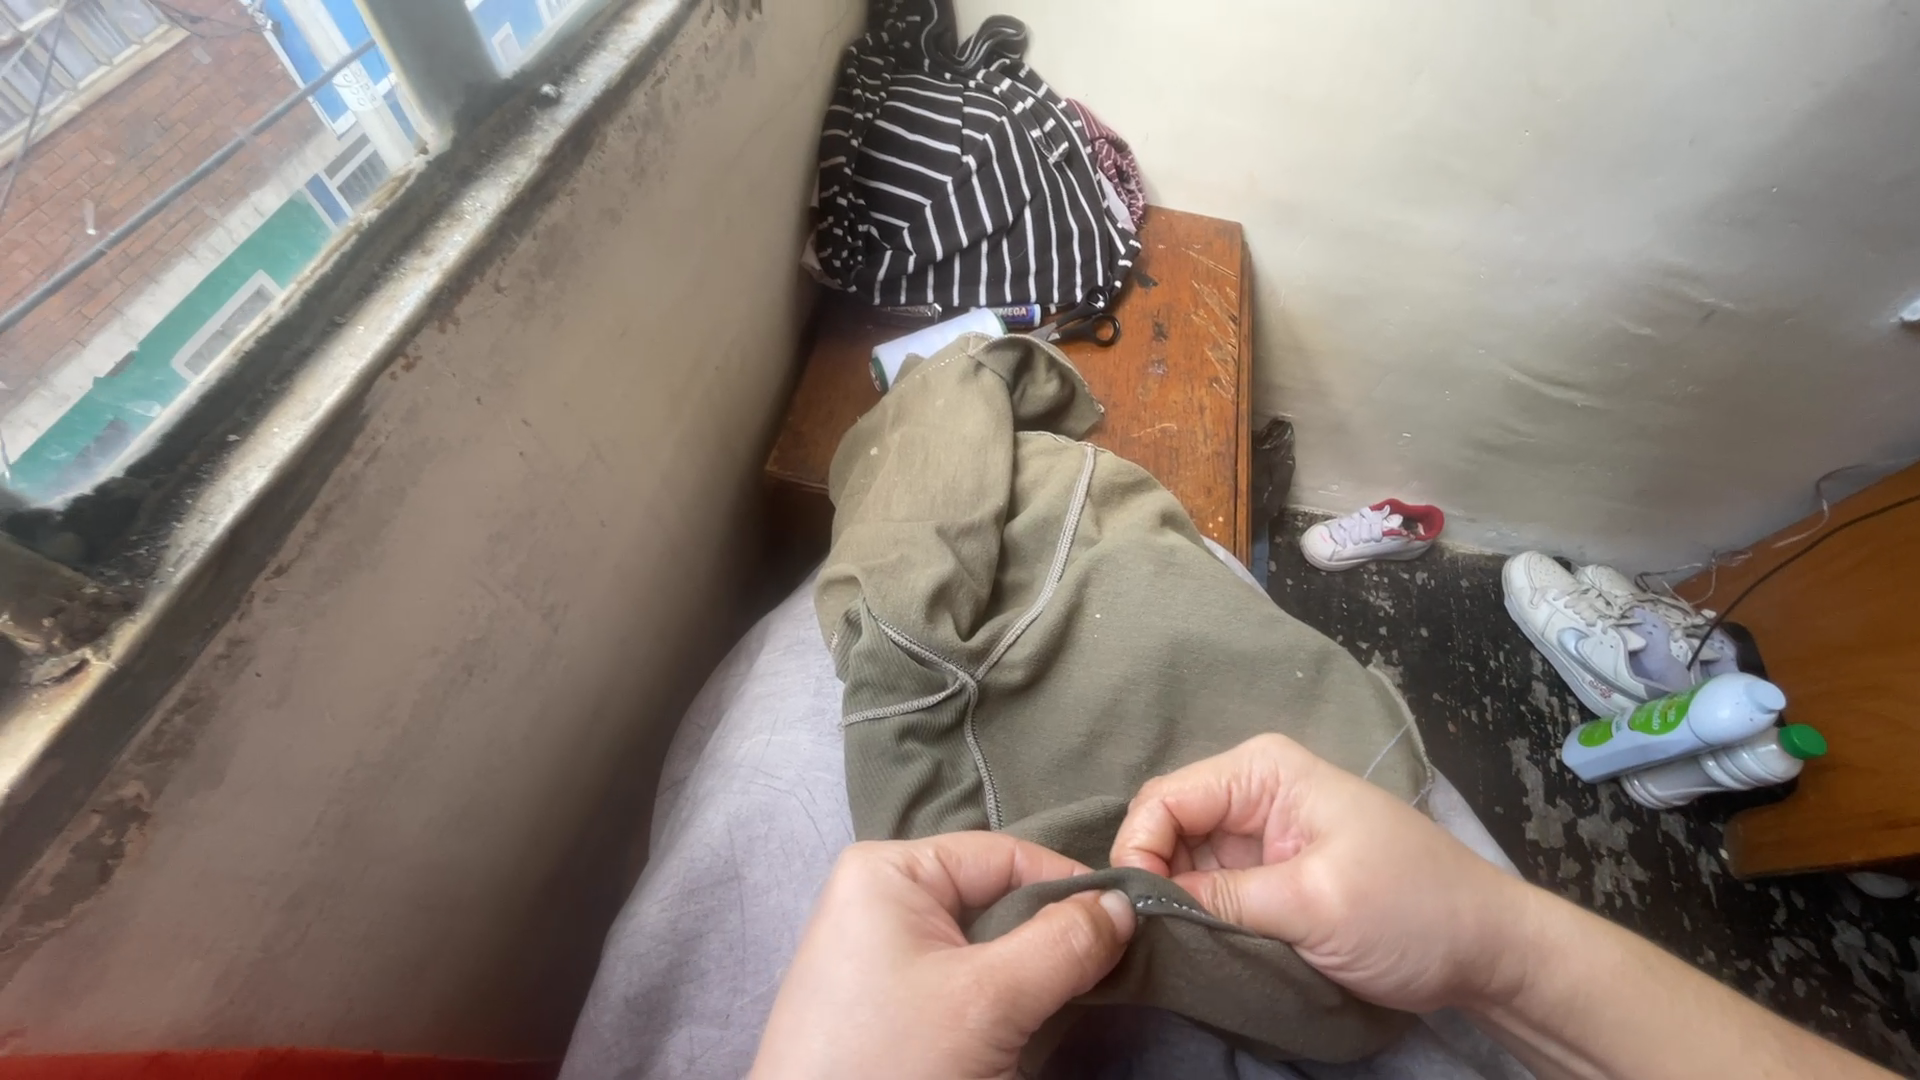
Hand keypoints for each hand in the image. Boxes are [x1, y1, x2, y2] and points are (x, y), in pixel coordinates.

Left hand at [751, 832, 1135, 1079]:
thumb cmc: (894, 1064)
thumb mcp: (986, 1000)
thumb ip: (1062, 945)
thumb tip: (1124, 904)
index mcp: (889, 868)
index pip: (1000, 854)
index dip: (1066, 881)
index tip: (1130, 914)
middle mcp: (882, 892)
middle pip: (992, 892)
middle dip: (1050, 925)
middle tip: (1115, 955)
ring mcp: (881, 944)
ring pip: (982, 935)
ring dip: (1031, 961)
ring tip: (1084, 982)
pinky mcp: (888, 993)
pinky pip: (961, 970)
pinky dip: (1004, 987)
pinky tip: (1035, 1008)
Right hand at [1110, 733, 1532, 1013]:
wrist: (1491, 951)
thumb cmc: (1411, 909)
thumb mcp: (1314, 904)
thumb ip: (1222, 898)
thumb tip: (1143, 901)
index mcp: (1260, 771)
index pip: (1167, 797)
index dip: (1140, 847)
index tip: (1133, 907)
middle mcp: (1250, 790)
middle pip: (1168, 822)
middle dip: (1151, 871)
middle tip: (1142, 929)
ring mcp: (1257, 828)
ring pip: (1182, 854)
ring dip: (1170, 894)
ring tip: (1162, 938)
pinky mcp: (1265, 866)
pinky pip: (1209, 880)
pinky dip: (1194, 908)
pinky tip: (1189, 936)